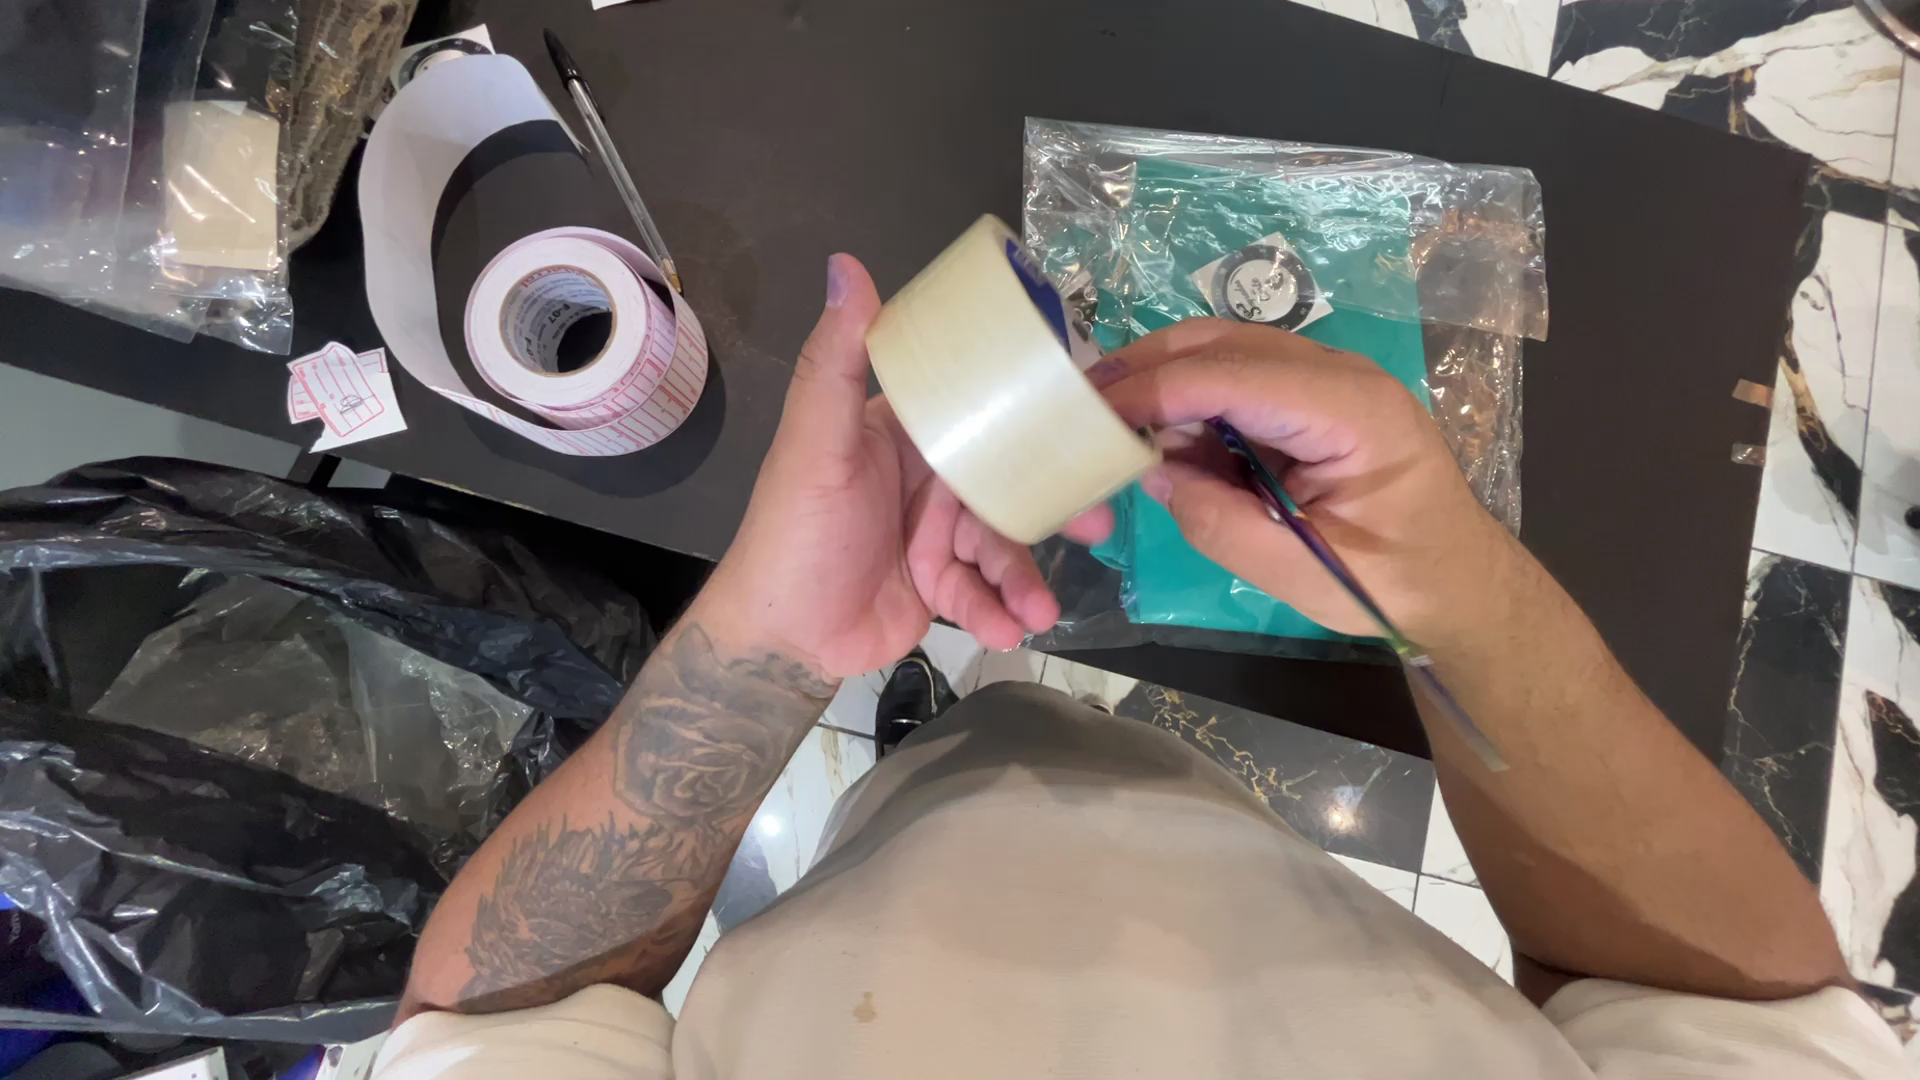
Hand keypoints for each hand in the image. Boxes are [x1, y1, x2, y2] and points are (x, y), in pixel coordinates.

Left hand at [696, 255, 1080, 678]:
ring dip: (1024, 578)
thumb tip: (846, 264)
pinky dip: (996, 613)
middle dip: (1051, 506)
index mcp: (907, 433)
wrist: (782, 634)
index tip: (1090, 417)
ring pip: (1001, 546)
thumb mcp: (816, 443)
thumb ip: (837, 362)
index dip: (1032, 411)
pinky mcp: (942, 586)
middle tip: (1096, 525)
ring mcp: (937, 535)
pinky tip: (1008, 631)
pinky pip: (982, 595)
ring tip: (1041, 608)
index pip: (979, 409)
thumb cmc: (798, 529)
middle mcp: (929, 478)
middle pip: (1006, 483)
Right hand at [1090, 318, 1519, 646]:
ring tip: (1108, 417)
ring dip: (1162, 379)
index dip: (1154, 389)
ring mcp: (1323, 383)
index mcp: (1350, 410)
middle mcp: (1337, 376)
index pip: (1231, 375)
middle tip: (1082, 398)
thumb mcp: (1301, 572)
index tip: (1090, 412)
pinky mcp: (1305, 402)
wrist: (1456, 582)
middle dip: (1146, 364)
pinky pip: (1233, 383)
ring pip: (1223, 352)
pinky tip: (1157, 435)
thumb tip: (1157, 472)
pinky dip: (1186, 403)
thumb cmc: (1392, 583)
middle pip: (1222, 341)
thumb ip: (1221, 525)